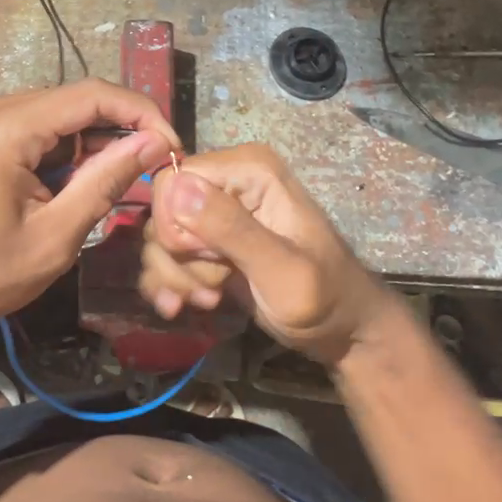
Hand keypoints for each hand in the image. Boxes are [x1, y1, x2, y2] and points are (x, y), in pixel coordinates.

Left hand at [0, 79, 179, 360]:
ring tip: (131, 178)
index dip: (141, 114)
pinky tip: (89, 181)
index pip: (93, 95)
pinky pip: (41, 131)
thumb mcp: (54, 237)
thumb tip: (153, 144)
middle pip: (78, 101)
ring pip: (63, 116)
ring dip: (98, 142)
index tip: (172, 146)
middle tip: (158, 166)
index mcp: (8, 128)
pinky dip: (71, 152)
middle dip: (123, 127)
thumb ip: (104, 183)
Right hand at [139, 144, 396, 364]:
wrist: (341, 331)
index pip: (174, 178)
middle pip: (163, 209)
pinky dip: (168, 283)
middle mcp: (227, 182)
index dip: (174, 223)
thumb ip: (232, 229)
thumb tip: (177, 188)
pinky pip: (164, 254)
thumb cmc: (324, 297)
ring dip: (175, 275)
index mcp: (249, 170)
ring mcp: (215, 212)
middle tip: (212, 288)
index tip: (204, 260)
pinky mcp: (207, 241)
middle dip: (177, 257)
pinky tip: (182, 306)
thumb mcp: (282, 269)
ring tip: (209, 299)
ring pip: (160, 235)